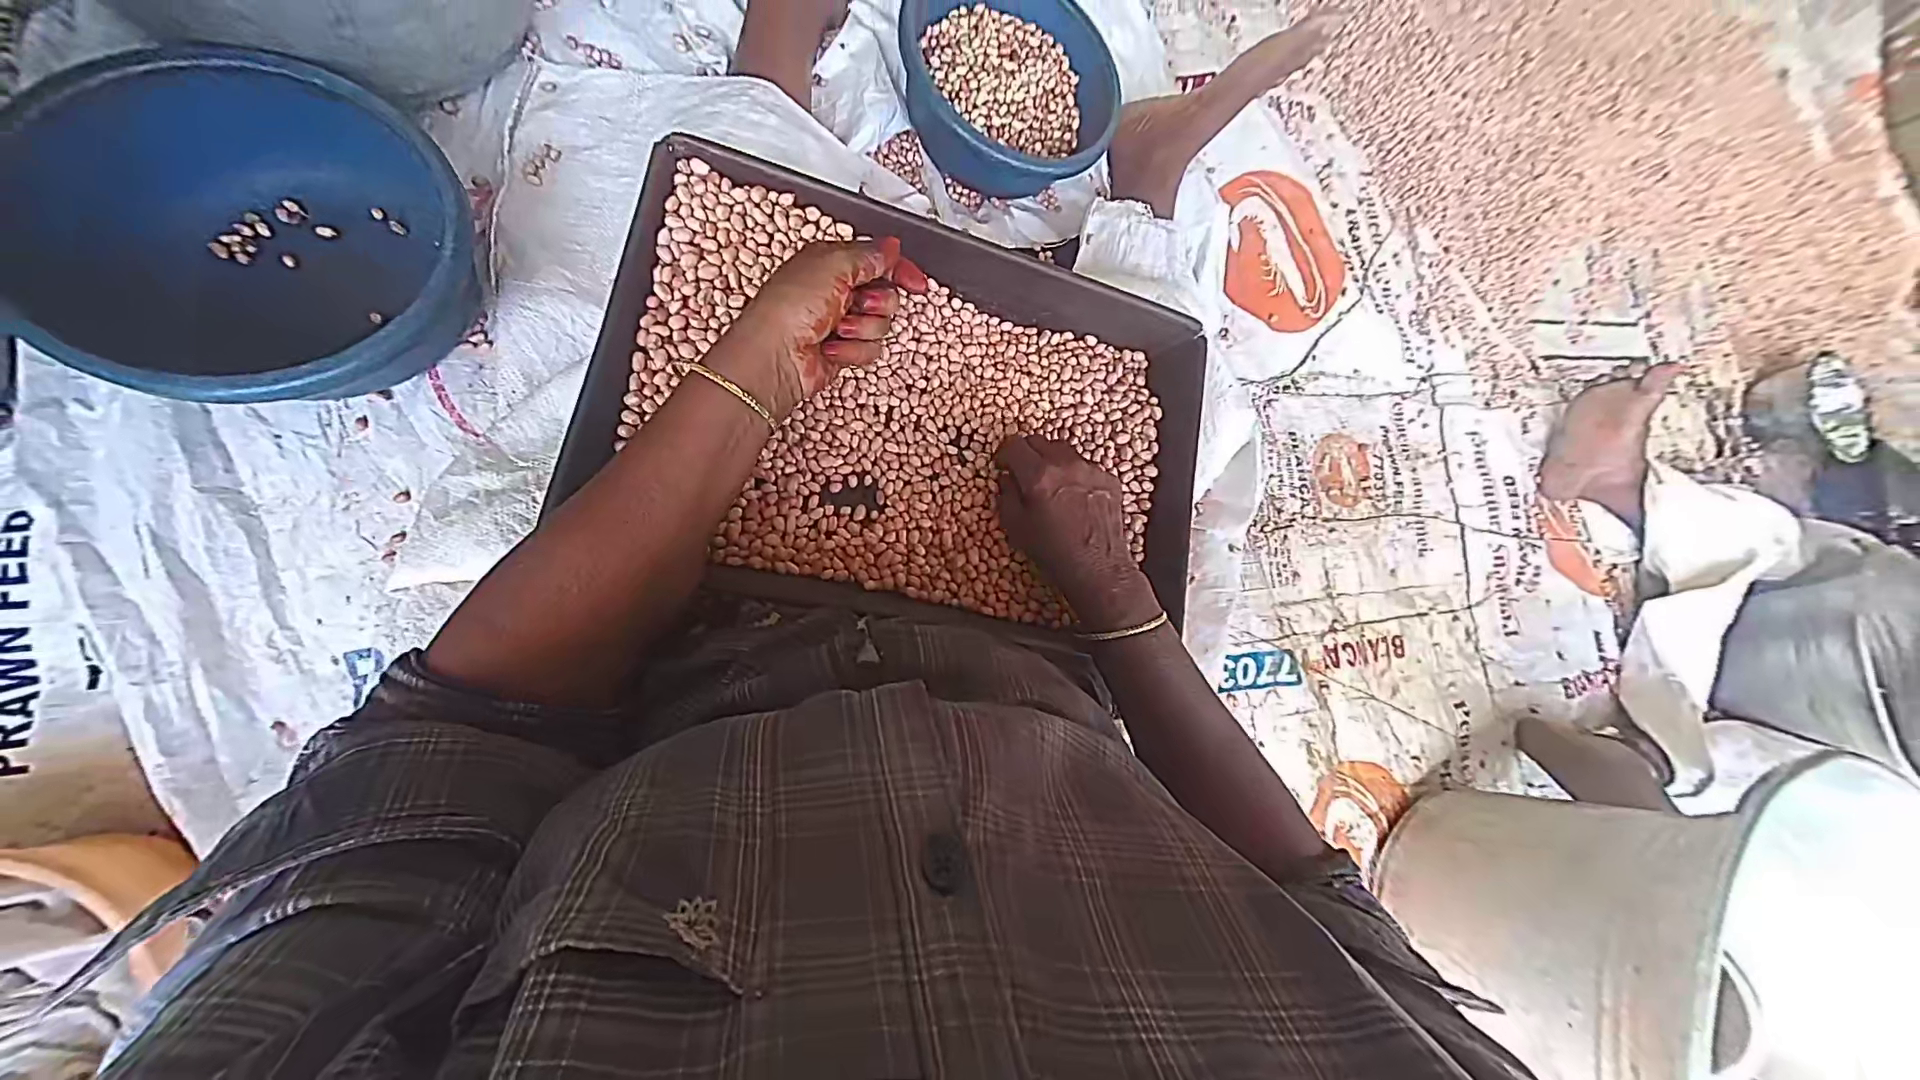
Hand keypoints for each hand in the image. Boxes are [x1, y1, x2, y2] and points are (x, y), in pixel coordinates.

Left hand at [712, 237, 928, 419]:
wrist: (776, 356)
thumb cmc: (791, 307)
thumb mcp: (834, 265)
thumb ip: (869, 254)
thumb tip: (891, 246)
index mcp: (832, 263)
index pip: (877, 261)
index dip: (900, 270)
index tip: (917, 283)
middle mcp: (837, 292)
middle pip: (886, 295)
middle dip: (879, 303)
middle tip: (861, 304)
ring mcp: (841, 323)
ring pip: (881, 326)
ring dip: (864, 329)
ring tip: (839, 330)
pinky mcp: (843, 350)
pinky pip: (870, 350)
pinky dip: (854, 351)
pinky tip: (832, 349)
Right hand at [997, 434, 1160, 628]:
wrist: (1097, 569)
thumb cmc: (1053, 552)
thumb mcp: (1015, 526)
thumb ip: (1006, 495)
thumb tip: (1006, 479)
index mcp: (1039, 476)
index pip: (1015, 445)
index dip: (1004, 454)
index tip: (1003, 464)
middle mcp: (1066, 466)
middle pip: (1039, 441)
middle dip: (1026, 454)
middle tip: (1022, 473)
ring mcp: (1091, 470)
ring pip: (1063, 452)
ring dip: (1051, 462)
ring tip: (1048, 486)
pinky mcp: (1108, 479)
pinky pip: (1084, 467)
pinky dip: (1073, 475)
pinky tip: (1071, 497)